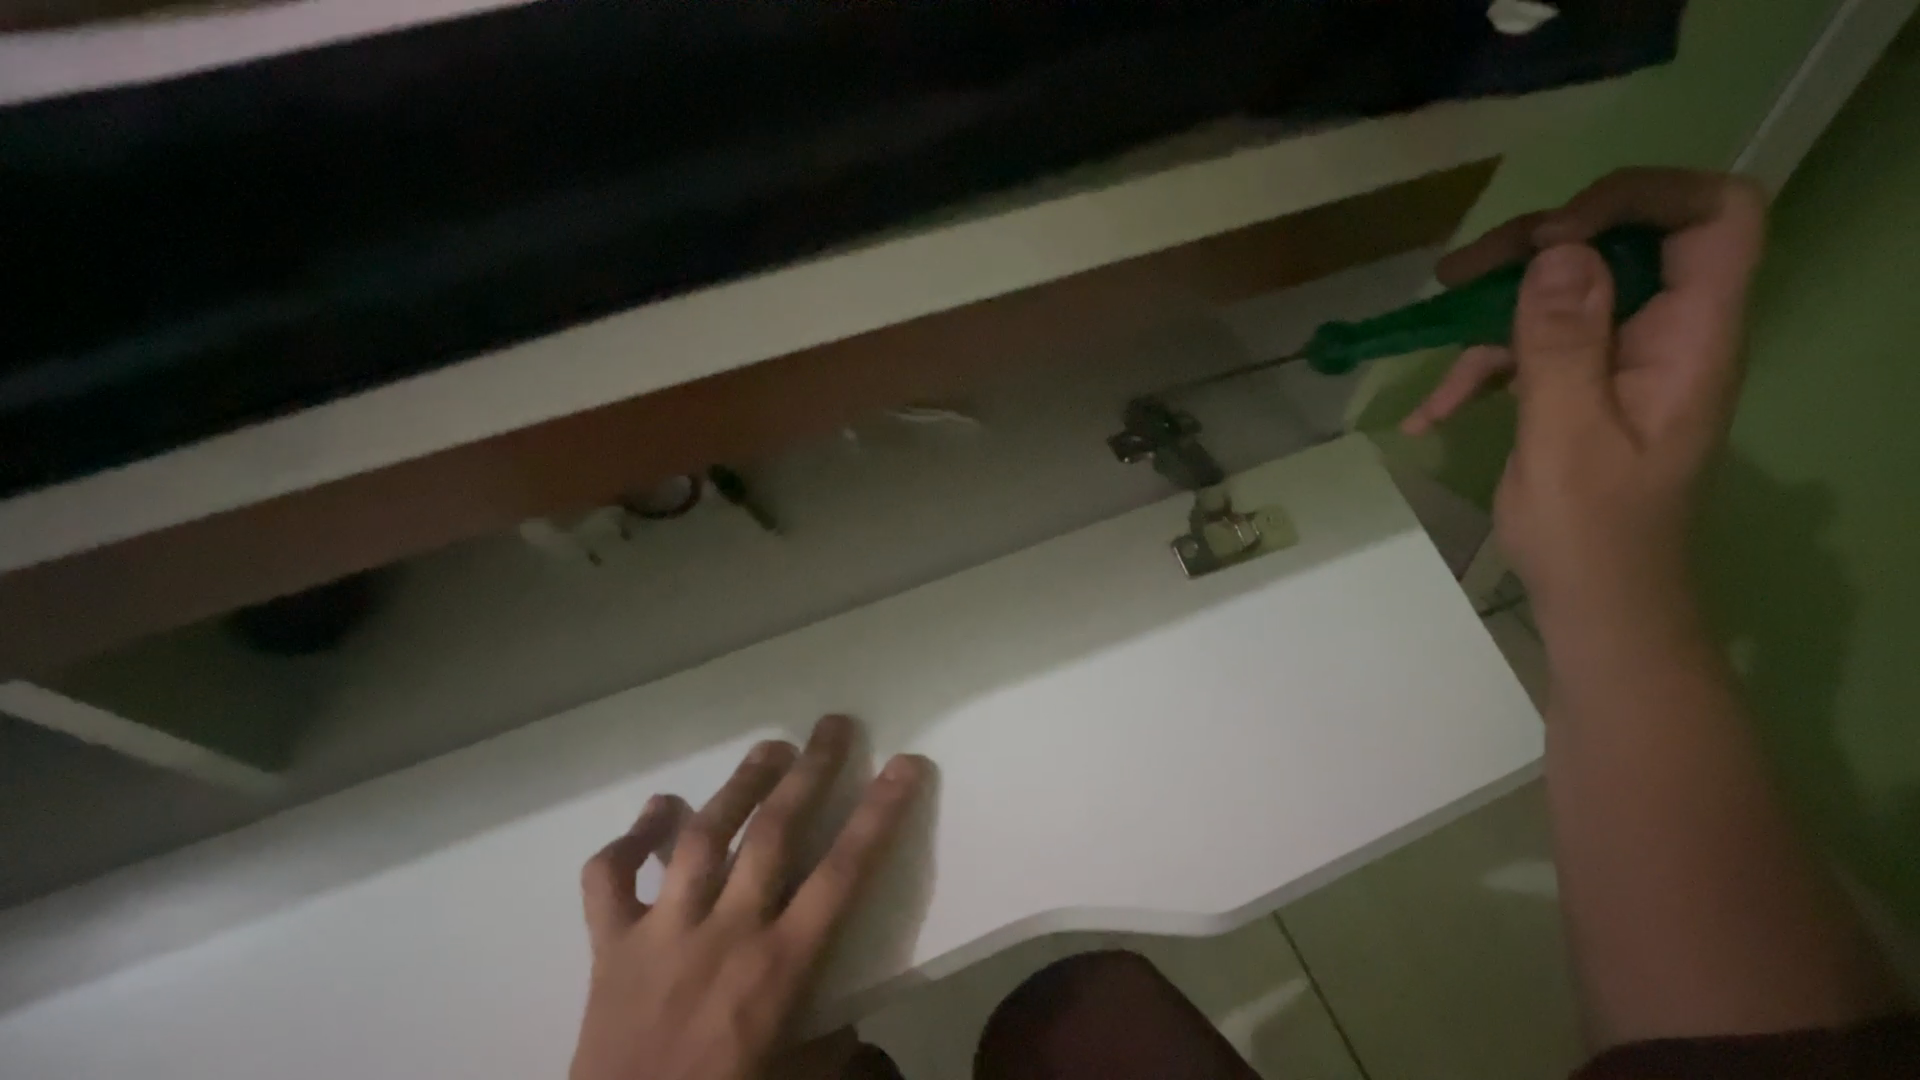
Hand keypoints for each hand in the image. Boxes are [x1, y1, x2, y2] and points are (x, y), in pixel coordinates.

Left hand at [569, 715, 929, 1079]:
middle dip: (810, 772)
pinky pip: (609, 878)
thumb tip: (854, 1016)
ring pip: (701, 837)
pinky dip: (628, 839)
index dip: (879, 814)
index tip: (905, 765)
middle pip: (775, 833)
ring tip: (770, 748)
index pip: (843, 874)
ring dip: (739, 785)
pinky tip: (654, 811)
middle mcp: (725, 933)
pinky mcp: (610, 945)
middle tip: (834, 725)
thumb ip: (832, 1045)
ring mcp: (663, 932)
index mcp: (779, 968)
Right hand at [1401, 168, 1767, 616]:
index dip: (1637, 200)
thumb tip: (1556, 251)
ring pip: (1566, 295)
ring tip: (1427, 327)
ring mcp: (1621, 362)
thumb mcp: (1565, 436)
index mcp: (1691, 339)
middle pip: (1620, 246)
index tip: (1547, 238)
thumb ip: (1563, 343)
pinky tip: (1431, 414)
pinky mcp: (1582, 387)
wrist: (1594, 598)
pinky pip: (1533, 351)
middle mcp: (1665, 335)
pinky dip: (1479, 371)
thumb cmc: (1589, 529)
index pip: (1712, 218)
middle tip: (1460, 272)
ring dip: (1494, 309)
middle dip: (1537, 250)